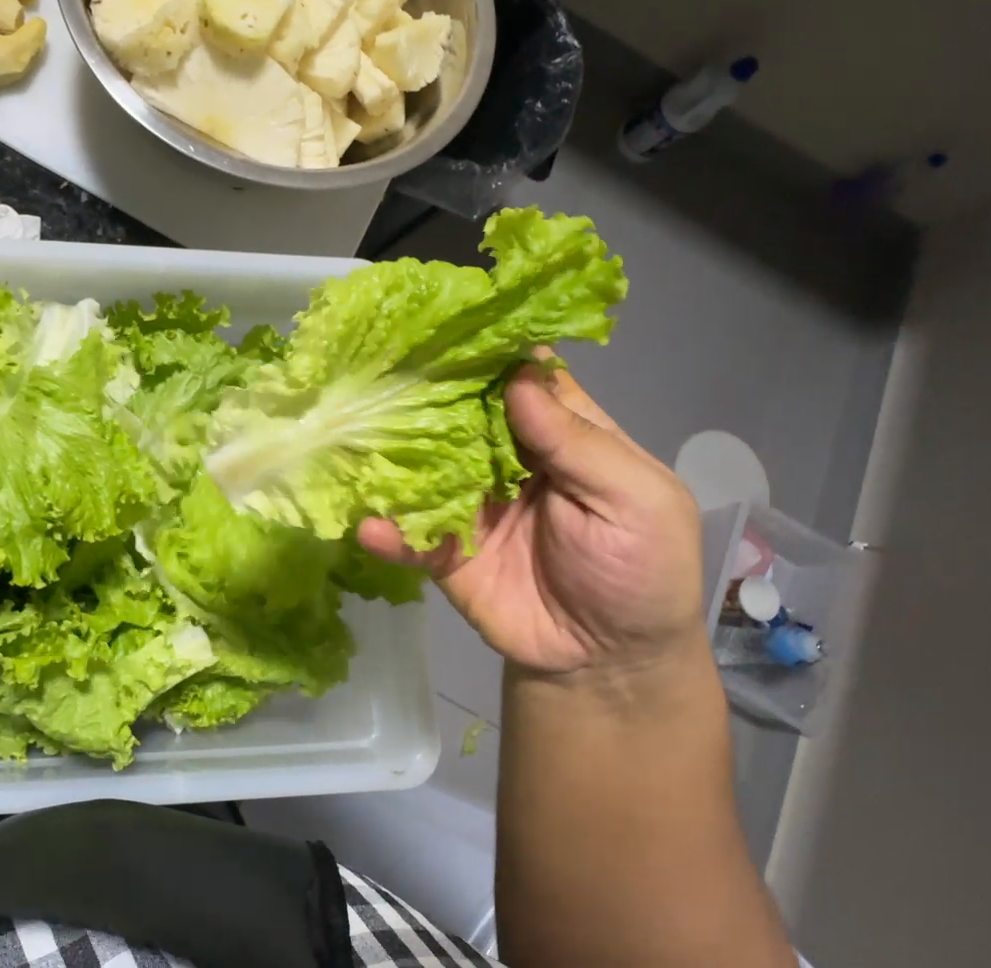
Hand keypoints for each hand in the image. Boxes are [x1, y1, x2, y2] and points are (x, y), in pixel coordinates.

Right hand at [359, 356, 704, 677]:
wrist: (608, 662)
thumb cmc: (640, 571)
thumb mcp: (635, 501)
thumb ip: (578, 443)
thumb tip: (517, 378)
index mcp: (562, 435)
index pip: (520, 379)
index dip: (487, 354)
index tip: (441, 328)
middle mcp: (507, 458)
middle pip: (458, 414)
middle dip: (422, 394)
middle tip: (374, 372)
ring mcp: (469, 502)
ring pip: (422, 466)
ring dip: (389, 455)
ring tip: (350, 442)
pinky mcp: (442, 550)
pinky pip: (408, 535)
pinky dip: (386, 531)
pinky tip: (369, 527)